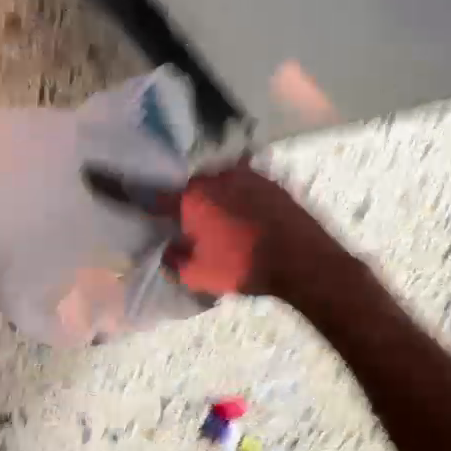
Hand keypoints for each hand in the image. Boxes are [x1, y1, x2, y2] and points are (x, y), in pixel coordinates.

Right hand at [163, 164, 352, 302]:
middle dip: (189, 203)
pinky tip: (245, 219)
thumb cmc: (241, 266)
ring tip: (220, 222)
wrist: (302, 261)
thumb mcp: (195, 274)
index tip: (147, 214)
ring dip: (217, 199)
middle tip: (190, 225)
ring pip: (222, 185)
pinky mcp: (274, 184)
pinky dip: (241, 200)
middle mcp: (219, 176)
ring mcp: (250, 176)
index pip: (159, 197)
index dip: (150, 207)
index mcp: (192, 195)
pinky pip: (247, 188)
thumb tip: (169, 249)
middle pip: (193, 188)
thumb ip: (172, 260)